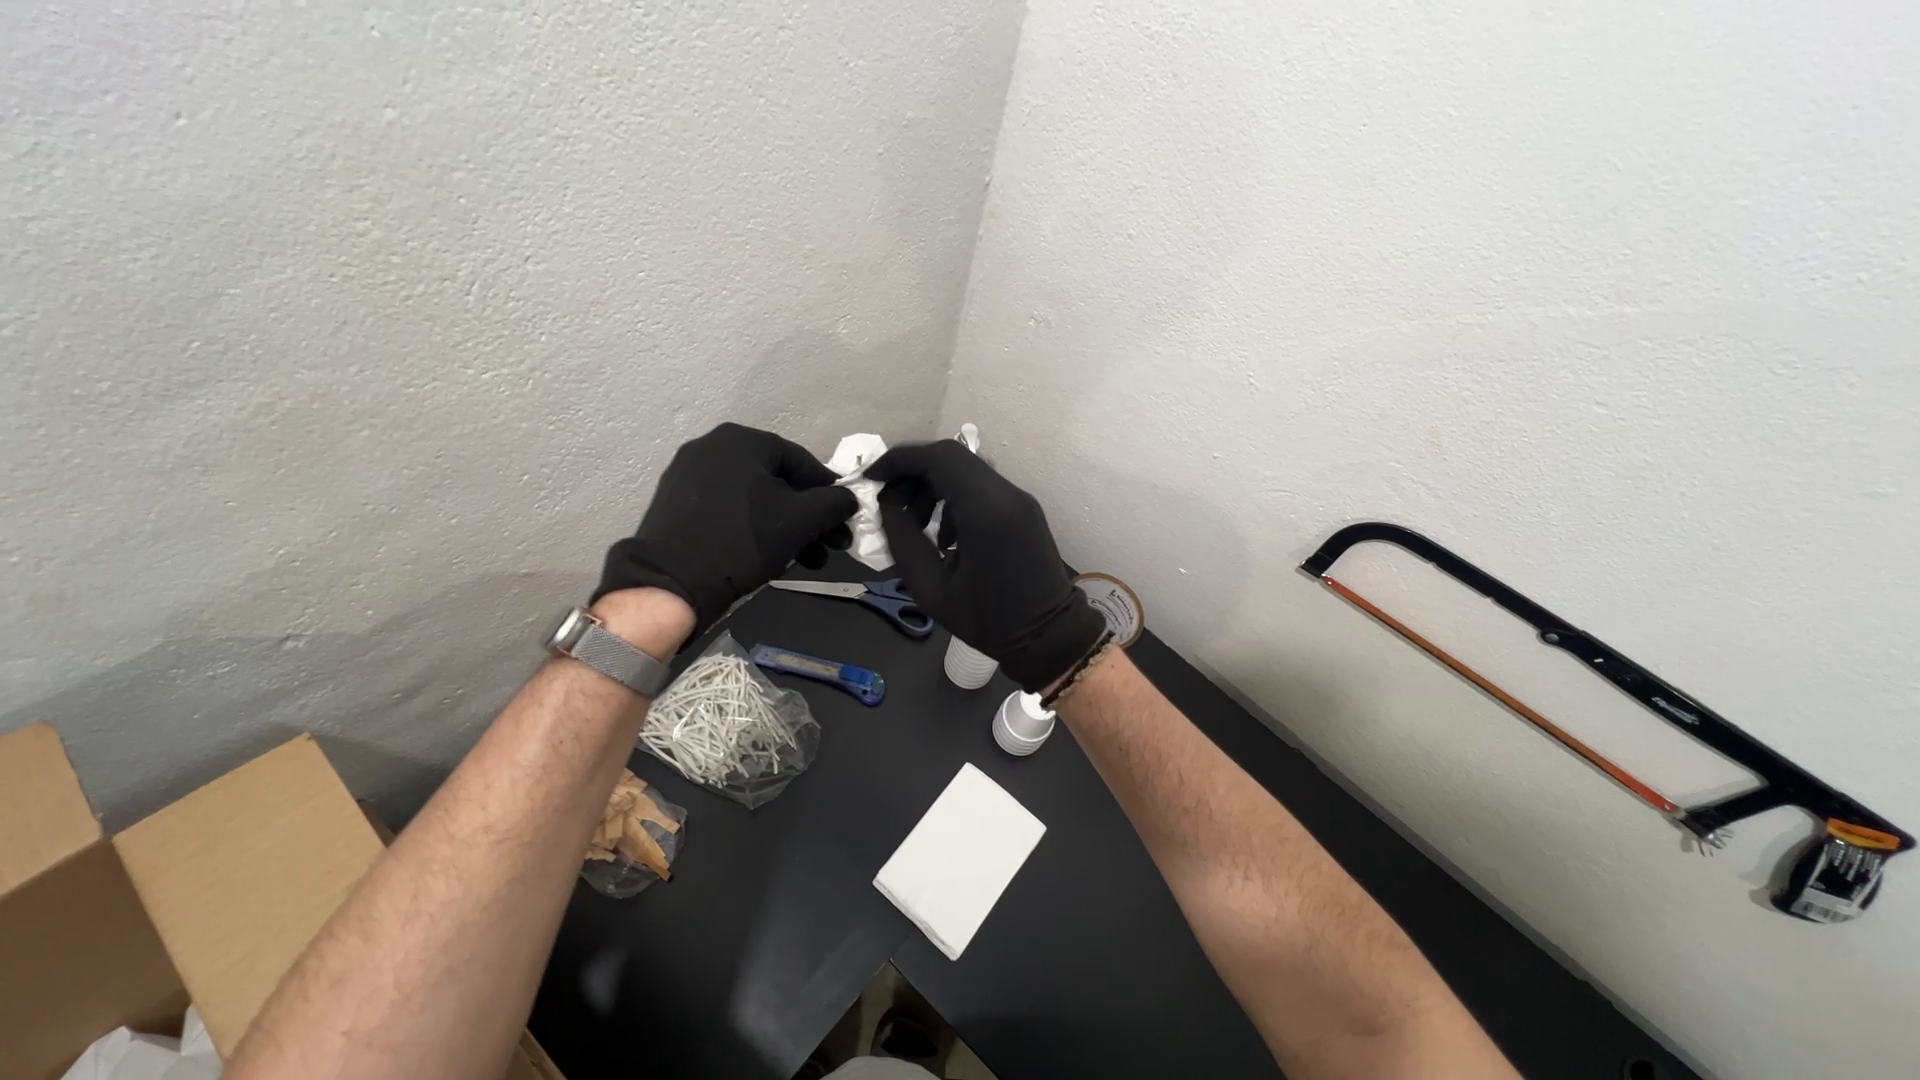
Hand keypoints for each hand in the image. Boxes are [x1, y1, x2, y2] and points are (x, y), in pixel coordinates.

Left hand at [596, 423, 855, 636]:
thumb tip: (848, 499)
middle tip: (828, 547)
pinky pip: (728, 509)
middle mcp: (712, 447)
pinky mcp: (675, 502)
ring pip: (754, 499)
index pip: (803, 462)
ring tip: (804, 561)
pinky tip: (770, 556)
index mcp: (742, 440)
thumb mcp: (800, 521)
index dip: (830, 493)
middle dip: (808, 518)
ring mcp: (689, 473)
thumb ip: (834, 504)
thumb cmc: (742, 540)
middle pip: (778, 482)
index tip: (844, 520)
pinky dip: (753, 528)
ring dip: (784, 528)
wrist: (672, 580)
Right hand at [868, 442, 1105, 691]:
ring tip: (916, 525)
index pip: (938, 458)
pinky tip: (944, 536)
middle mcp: (1006, 494)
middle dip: (912, 473)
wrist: (1048, 636)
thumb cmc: (987, 621)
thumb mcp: (928, 588)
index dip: (899, 460)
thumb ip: (902, 538)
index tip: (873, 478)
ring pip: (966, 470)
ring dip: (933, 487)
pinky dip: (954, 498)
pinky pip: (981, 487)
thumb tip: (887, 504)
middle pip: (951, 457)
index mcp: (985, 511)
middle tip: (890, 504)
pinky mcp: (1024, 508)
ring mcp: (1020, 498)